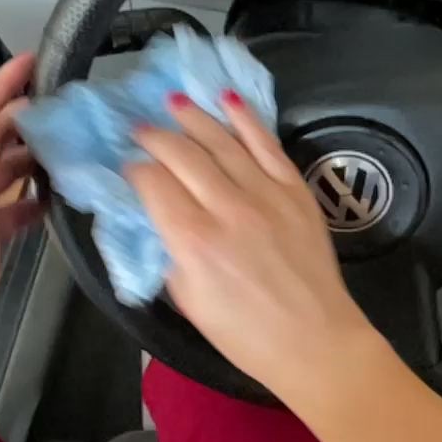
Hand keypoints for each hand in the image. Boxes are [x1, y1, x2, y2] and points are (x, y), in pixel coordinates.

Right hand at [127, 90, 384, 398]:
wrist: (314, 341)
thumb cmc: (244, 334)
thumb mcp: (187, 301)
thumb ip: (169, 252)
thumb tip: (160, 217)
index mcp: (193, 240)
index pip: (152, 183)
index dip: (134, 169)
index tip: (128, 166)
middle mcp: (227, 207)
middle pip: (182, 154)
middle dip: (155, 136)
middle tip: (139, 128)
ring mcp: (266, 194)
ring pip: (222, 141)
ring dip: (193, 117)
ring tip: (173, 102)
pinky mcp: (295, 190)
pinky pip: (267, 144)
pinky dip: (246, 119)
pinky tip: (228, 99)